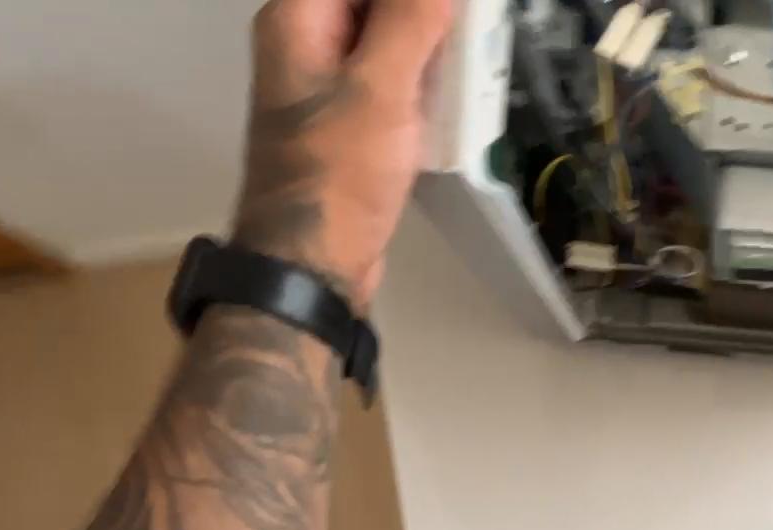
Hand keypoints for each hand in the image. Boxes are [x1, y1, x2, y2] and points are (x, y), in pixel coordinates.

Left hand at [234, 0, 453, 306]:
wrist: (317, 261)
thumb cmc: (339, 176)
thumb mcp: (379, 92)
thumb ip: (409, 23)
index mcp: (299, 21)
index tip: (456, 9)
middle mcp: (307, 47)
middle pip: (370, 7)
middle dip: (425, 16)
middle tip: (473, 30)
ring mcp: (329, 93)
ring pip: (385, 49)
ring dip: (429, 55)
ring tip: (474, 65)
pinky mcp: (351, 132)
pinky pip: (390, 93)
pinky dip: (423, 93)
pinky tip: (454, 109)